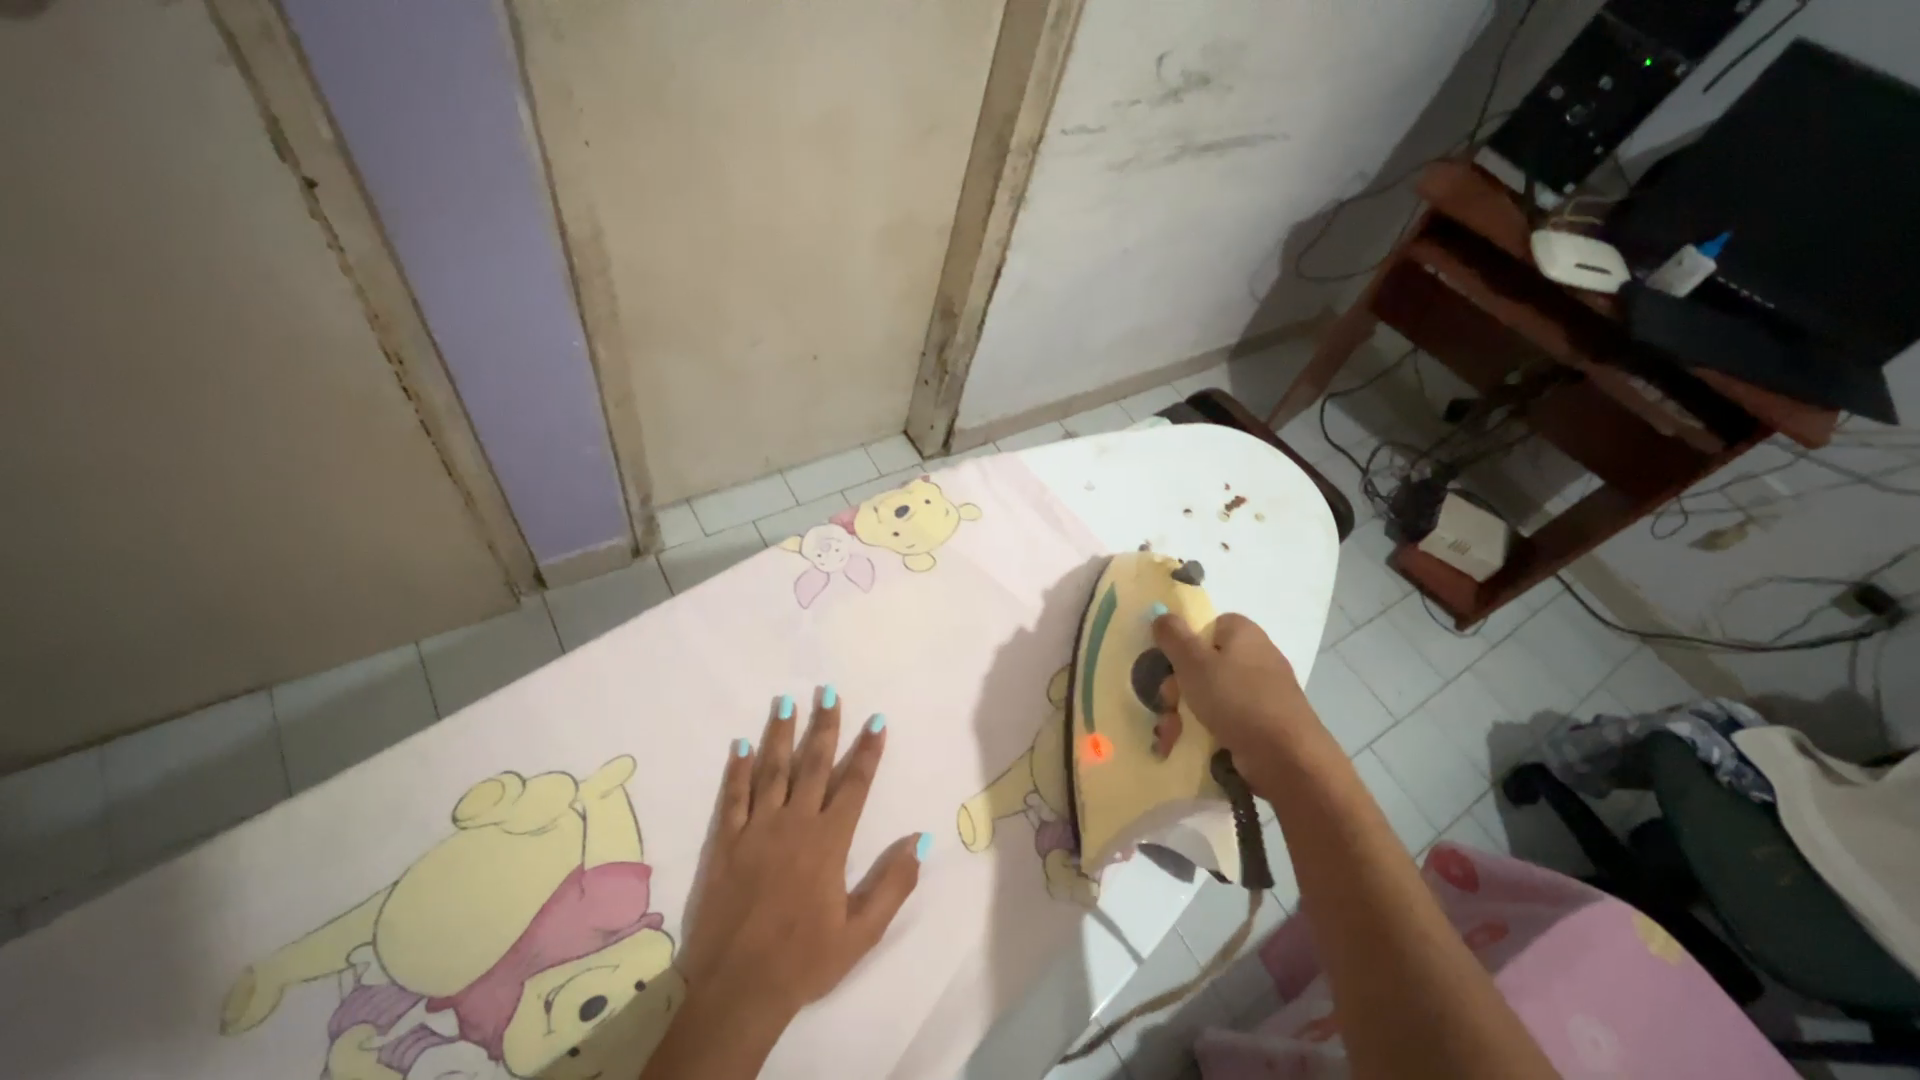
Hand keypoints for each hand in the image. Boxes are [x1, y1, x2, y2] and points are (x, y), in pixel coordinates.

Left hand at [675, 691, 924, 1026]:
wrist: (738, 988)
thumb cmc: (805, 961)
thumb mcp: (861, 931)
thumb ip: (892, 883)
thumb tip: (920, 840)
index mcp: (828, 843)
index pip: (854, 785)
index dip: (867, 751)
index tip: (877, 720)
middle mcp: (793, 825)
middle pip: (813, 765)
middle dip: (824, 726)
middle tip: (828, 690)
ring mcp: (755, 830)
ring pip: (771, 771)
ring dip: (781, 735)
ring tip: (786, 701)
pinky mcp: (724, 844)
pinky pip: (732, 797)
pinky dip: (736, 770)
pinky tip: (740, 746)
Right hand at [1152, 613, 1340, 787]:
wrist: (1284, 755)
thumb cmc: (1236, 699)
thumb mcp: (1194, 663)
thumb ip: (1173, 636)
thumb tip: (1161, 614)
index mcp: (1242, 633)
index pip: (1207, 625)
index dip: (1184, 642)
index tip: (1168, 663)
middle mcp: (1254, 657)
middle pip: (1202, 663)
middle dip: (1176, 688)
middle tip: (1167, 704)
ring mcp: (1259, 691)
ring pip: (1207, 695)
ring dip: (1181, 714)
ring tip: (1170, 735)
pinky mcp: (1260, 721)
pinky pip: (1222, 719)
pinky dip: (1201, 730)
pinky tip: (1180, 745)